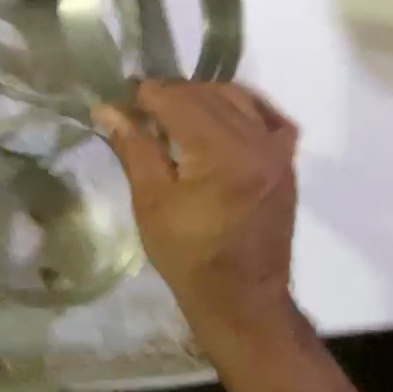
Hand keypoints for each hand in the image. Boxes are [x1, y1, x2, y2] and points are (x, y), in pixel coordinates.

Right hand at [98, 82, 301, 341]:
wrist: (242, 298)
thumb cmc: (188, 254)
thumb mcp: (150, 200)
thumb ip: (133, 146)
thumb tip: (106, 108)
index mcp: (221, 153)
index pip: (176, 99)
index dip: (143, 96)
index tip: (120, 106)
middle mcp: (256, 142)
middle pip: (205, 93)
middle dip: (168, 95)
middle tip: (139, 114)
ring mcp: (277, 151)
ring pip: (235, 97)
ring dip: (200, 97)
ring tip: (173, 116)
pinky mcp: (286, 163)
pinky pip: (267, 116)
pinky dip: (242, 108)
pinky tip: (220, 119)